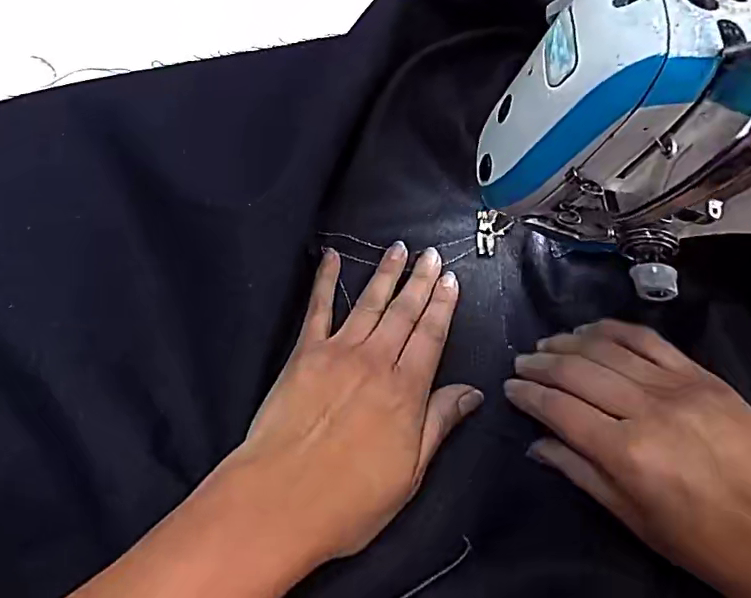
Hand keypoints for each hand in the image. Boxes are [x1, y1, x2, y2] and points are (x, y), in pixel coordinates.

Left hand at [228, 243, 478, 560]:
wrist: (278, 501)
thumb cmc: (348, 500)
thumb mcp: (409, 473)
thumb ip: (440, 424)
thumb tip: (472, 392)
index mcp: (406, 389)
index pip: (431, 334)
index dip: (443, 304)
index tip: (451, 280)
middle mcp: (376, 360)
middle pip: (405, 311)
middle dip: (421, 280)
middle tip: (432, 255)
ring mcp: (339, 352)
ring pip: (370, 303)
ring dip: (387, 273)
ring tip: (399, 249)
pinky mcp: (305, 354)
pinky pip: (318, 309)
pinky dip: (325, 280)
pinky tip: (331, 258)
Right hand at [506, 320, 750, 597]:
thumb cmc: (716, 548)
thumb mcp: (643, 526)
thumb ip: (585, 478)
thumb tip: (540, 446)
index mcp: (629, 455)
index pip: (561, 409)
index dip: (530, 394)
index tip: (510, 387)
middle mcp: (647, 409)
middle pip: (578, 370)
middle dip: (543, 363)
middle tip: (522, 362)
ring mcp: (676, 384)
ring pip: (608, 346)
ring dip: (572, 340)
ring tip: (549, 343)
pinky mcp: (700, 373)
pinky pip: (647, 338)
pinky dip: (614, 329)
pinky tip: (595, 329)